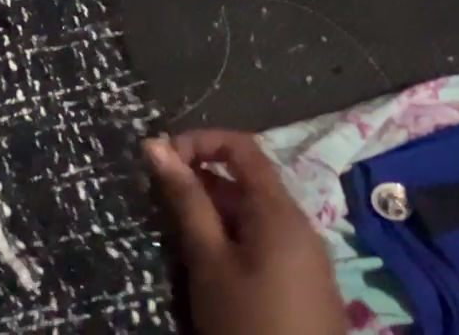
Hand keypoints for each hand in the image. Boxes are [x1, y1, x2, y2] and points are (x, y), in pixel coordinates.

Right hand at [144, 130, 344, 334]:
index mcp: (280, 213)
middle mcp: (298, 225)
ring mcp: (303, 255)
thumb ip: (185, 199)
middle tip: (160, 202)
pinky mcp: (301, 281)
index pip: (241, 147)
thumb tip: (155, 145)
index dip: (198, 141)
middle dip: (198, 181)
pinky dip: (229, 234)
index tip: (162, 161)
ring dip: (210, 211)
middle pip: (244, 179)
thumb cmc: (248, 322)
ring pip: (249, 211)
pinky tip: (207, 262)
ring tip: (178, 234)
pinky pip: (261, 237)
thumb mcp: (207, 259)